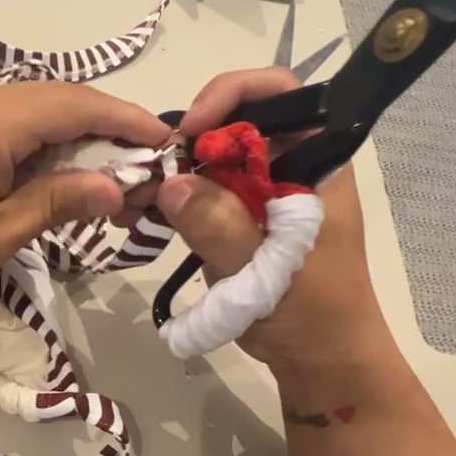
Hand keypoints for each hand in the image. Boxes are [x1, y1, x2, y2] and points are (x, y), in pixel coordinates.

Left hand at [0, 82, 170, 311]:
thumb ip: (57, 203)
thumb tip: (115, 186)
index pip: (79, 104)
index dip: (127, 120)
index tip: (166, 143)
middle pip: (56, 102)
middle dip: (103, 133)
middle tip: (136, 173)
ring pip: (28, 114)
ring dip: (67, 142)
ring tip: (99, 182)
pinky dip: (33, 148)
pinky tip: (44, 180)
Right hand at [156, 67, 389, 370]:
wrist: (319, 360)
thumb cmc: (310, 315)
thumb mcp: (264, 273)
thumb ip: (220, 227)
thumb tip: (171, 183)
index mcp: (315, 165)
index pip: (280, 96)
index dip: (232, 95)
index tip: (192, 129)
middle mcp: (288, 170)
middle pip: (234, 127)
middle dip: (188, 142)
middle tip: (148, 171)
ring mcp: (261, 197)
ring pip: (212, 163)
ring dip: (173, 175)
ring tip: (136, 200)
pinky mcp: (239, 222)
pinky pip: (202, 198)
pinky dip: (173, 203)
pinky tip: (144, 217)